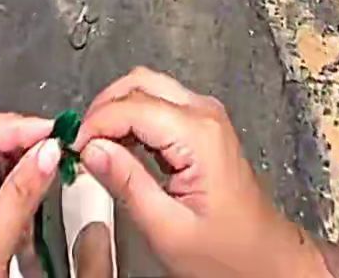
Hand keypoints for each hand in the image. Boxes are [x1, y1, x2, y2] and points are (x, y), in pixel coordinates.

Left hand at [0, 113, 59, 277]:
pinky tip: (35, 224)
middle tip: (60, 155)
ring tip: (51, 185)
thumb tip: (46, 149)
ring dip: (30, 183)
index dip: (18, 127)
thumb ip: (18, 196)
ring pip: (6, 181)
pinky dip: (27, 212)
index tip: (52, 133)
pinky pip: (8, 210)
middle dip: (29, 153)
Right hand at [73, 68, 324, 277]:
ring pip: (147, 85)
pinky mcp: (200, 120)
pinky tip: (118, 144)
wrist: (265, 256)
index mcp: (198, 133)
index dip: (97, 122)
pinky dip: (132, 115)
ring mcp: (203, 111)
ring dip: (116, 108)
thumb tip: (91, 149)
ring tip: (95, 145)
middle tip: (81, 142)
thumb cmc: (225, 252)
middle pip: (139, 82)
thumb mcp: (168, 230)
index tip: (73, 147)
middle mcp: (202, 110)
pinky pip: (158, 100)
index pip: (133, 106)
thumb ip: (127, 184)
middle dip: (104, 106)